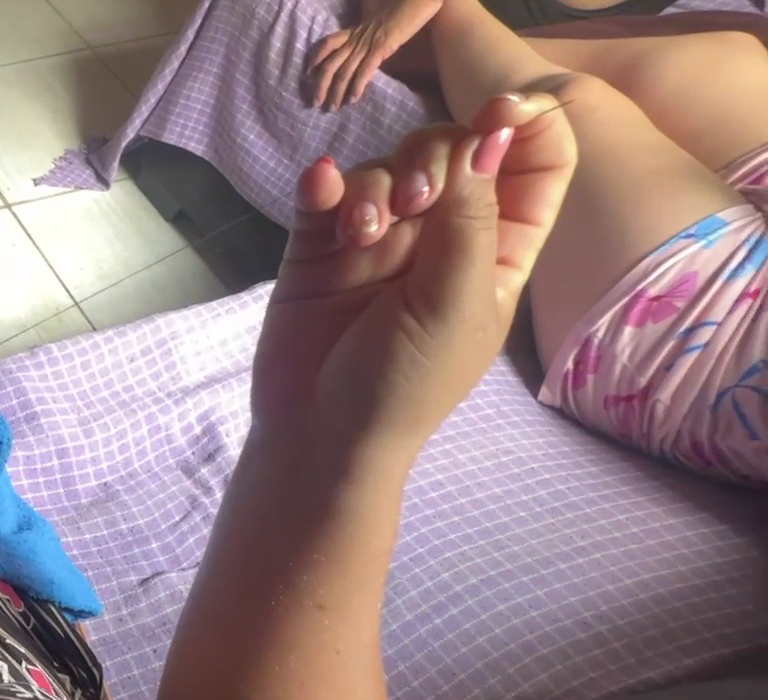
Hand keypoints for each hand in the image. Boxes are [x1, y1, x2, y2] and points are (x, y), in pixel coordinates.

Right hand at [252, 92, 576, 453]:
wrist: (317, 431)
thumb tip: (488, 131)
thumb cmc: (403, 383)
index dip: (524, 124)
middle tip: (414, 201)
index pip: (534, 159)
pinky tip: (318, 185)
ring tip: (358, 231)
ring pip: (383, 169)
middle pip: (451, 151)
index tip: (496, 116)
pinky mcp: (316, 253)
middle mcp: (437, 235)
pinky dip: (322, 184)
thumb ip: (471, 220)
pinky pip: (322, 199)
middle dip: (434, 158)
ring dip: (374, 184)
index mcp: (497, 247)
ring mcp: (373, 242)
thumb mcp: (455, 303)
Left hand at [308, 0, 441, 109]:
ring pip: (343, 73)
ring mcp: (367, 44)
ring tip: (332, 108)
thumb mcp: (375, 28)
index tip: (308, 74)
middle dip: (320, 87)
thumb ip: (363, 42)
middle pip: (329, 66)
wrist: (420, 0)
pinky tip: (353, 99)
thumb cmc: (400, 15)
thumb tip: (357, 62)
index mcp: (353, 32)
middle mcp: (355, 40)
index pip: (327, 44)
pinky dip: (357, 87)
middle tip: (315, 104)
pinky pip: (364, 71)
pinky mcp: (381, 48)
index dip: (314, 59)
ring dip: (336, 93)